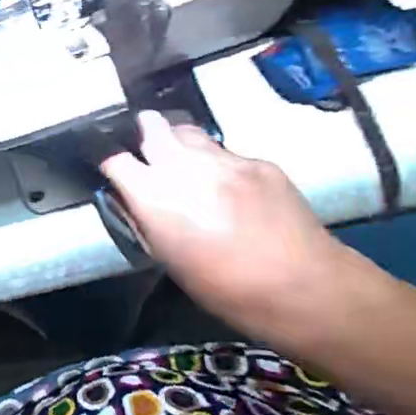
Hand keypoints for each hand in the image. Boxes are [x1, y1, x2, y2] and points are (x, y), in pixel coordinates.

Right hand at [100, 111, 375, 341]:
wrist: (304, 289)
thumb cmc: (225, 290)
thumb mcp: (167, 259)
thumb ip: (145, 219)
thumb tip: (132, 199)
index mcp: (155, 196)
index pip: (114, 158)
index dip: (111, 162)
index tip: (116, 171)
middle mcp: (184, 167)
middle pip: (151, 124)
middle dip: (145, 134)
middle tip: (150, 154)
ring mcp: (224, 159)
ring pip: (188, 131)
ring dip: (181, 145)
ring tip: (190, 167)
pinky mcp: (258, 161)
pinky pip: (227, 153)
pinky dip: (220, 164)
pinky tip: (233, 190)